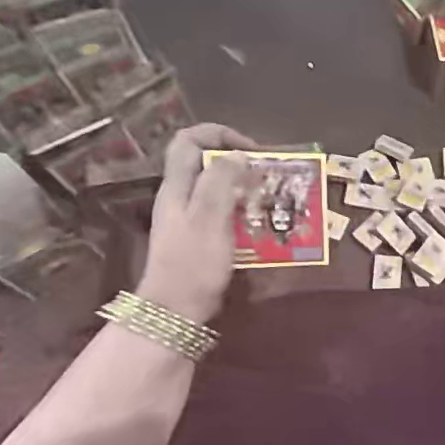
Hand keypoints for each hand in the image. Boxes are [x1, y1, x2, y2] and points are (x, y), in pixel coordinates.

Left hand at [134, 123, 258, 322]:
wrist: (176, 310)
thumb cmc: (194, 263)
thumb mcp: (210, 216)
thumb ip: (222, 180)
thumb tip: (238, 155)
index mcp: (177, 186)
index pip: (189, 141)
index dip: (219, 134)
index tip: (250, 150)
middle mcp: (179, 198)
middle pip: (205, 164)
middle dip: (237, 163)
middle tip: (266, 177)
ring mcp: (187, 221)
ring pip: (215, 191)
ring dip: (242, 190)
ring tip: (268, 201)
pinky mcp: (198, 241)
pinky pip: (221, 215)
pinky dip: (240, 214)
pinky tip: (258, 227)